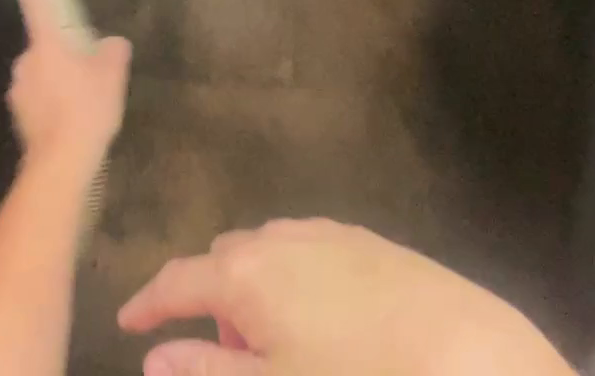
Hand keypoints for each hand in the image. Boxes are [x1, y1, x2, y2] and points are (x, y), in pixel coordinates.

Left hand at [7, 0, 131, 176]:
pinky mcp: (17, 114)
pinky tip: (69, 121)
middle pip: (45, 48)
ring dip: (56, 82)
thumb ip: (114, 52)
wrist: (61, 160)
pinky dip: (50, 104)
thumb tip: (113, 43)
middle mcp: (26, 61)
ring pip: (41, 75)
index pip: (37, 7)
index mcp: (47, 44)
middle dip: (62, 56)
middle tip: (88, 74)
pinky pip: (37, 99)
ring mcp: (17, 89)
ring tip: (81, 104)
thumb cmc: (87, 108)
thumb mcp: (113, 75)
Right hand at [118, 219, 576, 375]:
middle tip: (225, 351)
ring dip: (253, 287)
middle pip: (220, 259)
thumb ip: (206, 368)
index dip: (148, 302)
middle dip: (209, 299)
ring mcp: (322, 232)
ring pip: (264, 250)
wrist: (467, 355)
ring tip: (276, 340)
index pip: (177, 280)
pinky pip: (304, 247)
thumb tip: (153, 359)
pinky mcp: (363, 237)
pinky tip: (320, 313)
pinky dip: (290, 275)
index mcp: (244, 273)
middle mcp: (275, 238)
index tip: (127, 321)